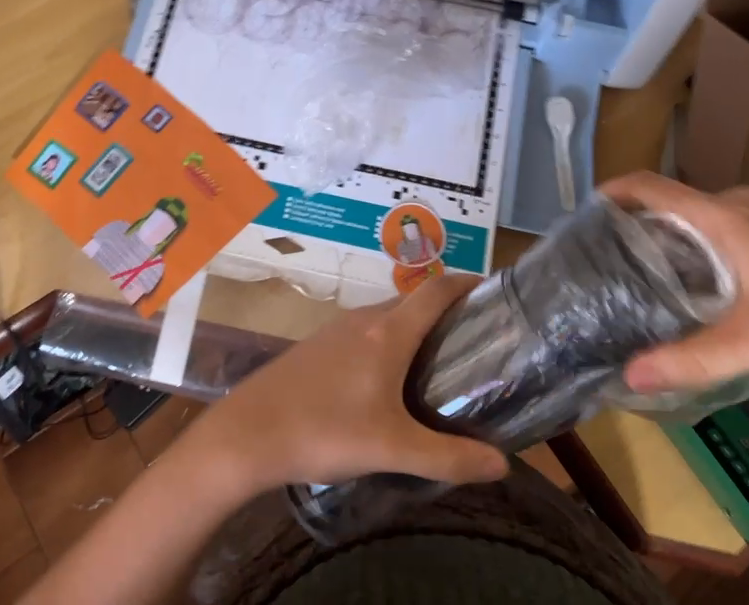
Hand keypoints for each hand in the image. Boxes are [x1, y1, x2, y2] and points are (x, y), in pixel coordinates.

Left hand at [184, 275, 509, 493]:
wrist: (246, 435)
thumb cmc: (324, 432)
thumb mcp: (392, 450)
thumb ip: (448, 458)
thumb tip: (502, 466)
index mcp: (387, 333)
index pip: (436, 291)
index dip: (467, 283)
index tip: (493, 290)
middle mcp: (363, 321)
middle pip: (412, 303)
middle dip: (445, 313)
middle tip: (476, 341)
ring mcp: (334, 332)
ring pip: (385, 319)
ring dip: (414, 329)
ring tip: (438, 363)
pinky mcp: (314, 348)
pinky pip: (363, 335)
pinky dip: (386, 344)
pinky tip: (386, 382)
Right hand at [603, 173, 748, 393]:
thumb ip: (692, 360)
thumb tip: (628, 377)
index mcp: (726, 217)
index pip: (652, 186)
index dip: (613, 191)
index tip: (582, 216)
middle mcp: (744, 205)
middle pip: (674, 207)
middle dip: (638, 231)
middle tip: (609, 270)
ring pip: (704, 223)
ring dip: (674, 246)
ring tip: (649, 286)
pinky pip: (731, 233)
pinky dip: (706, 253)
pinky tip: (709, 295)